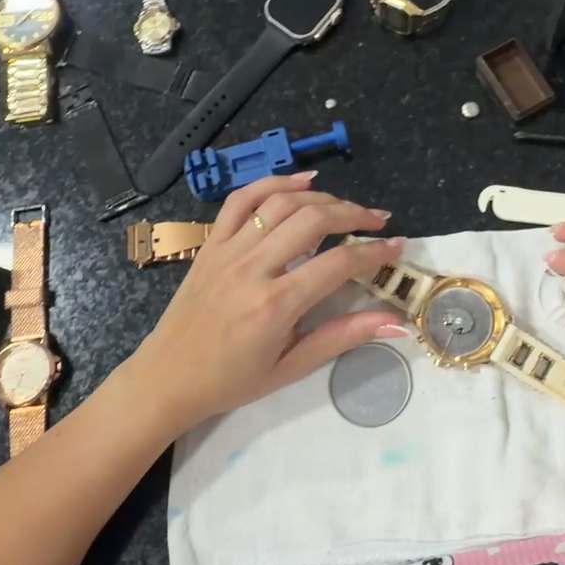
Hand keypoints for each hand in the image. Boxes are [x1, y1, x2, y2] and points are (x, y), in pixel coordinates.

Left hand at [113, 173, 408, 427]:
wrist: (166, 379)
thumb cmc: (231, 381)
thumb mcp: (291, 368)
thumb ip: (343, 338)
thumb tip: (395, 322)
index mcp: (274, 306)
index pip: (338, 264)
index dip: (374, 252)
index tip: (398, 246)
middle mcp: (251, 269)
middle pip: (312, 221)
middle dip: (354, 215)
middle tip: (379, 221)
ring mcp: (227, 251)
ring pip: (281, 204)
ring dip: (321, 198)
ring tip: (347, 207)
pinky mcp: (210, 244)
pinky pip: (240, 201)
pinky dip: (273, 183)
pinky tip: (302, 182)